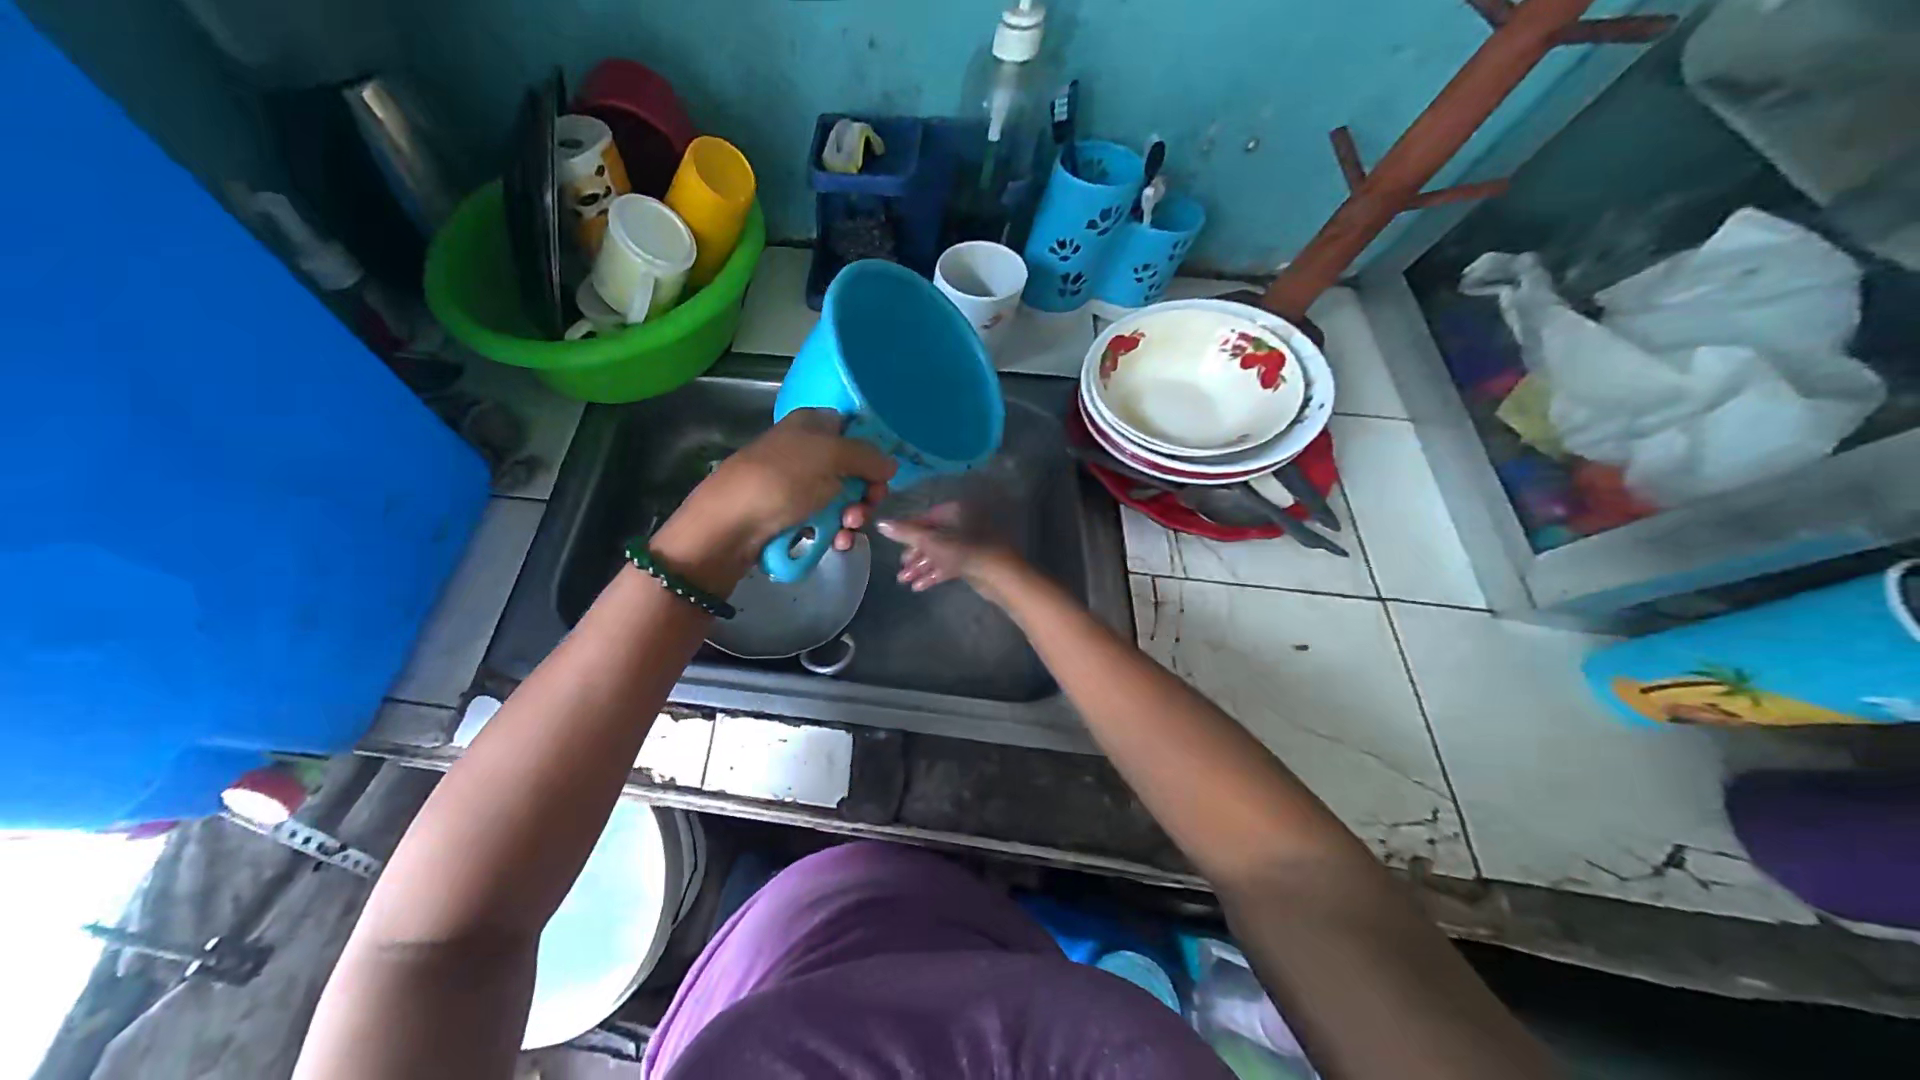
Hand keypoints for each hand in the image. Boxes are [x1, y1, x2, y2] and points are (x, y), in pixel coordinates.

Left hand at [654, 409, 894, 590]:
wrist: (729, 524)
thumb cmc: (781, 479)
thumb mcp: (831, 456)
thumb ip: (868, 456)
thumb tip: (891, 465)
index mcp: (813, 425)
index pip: (854, 429)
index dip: (873, 450)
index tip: (884, 472)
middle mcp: (807, 452)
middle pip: (854, 469)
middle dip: (867, 490)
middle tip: (870, 503)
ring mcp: (800, 486)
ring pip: (844, 499)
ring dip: (855, 515)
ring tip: (850, 527)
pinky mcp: (794, 517)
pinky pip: (828, 522)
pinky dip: (839, 532)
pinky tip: (840, 542)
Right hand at [877, 504, 1023, 594]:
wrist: (999, 574)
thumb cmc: (964, 550)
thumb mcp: (930, 540)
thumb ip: (905, 532)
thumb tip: (879, 523)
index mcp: (954, 511)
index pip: (924, 518)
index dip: (907, 532)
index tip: (893, 546)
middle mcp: (962, 523)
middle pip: (931, 538)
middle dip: (914, 555)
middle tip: (900, 570)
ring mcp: (968, 543)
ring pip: (939, 553)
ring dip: (921, 567)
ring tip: (905, 582)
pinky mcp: (972, 561)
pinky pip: (948, 565)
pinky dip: (934, 574)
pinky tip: (919, 587)